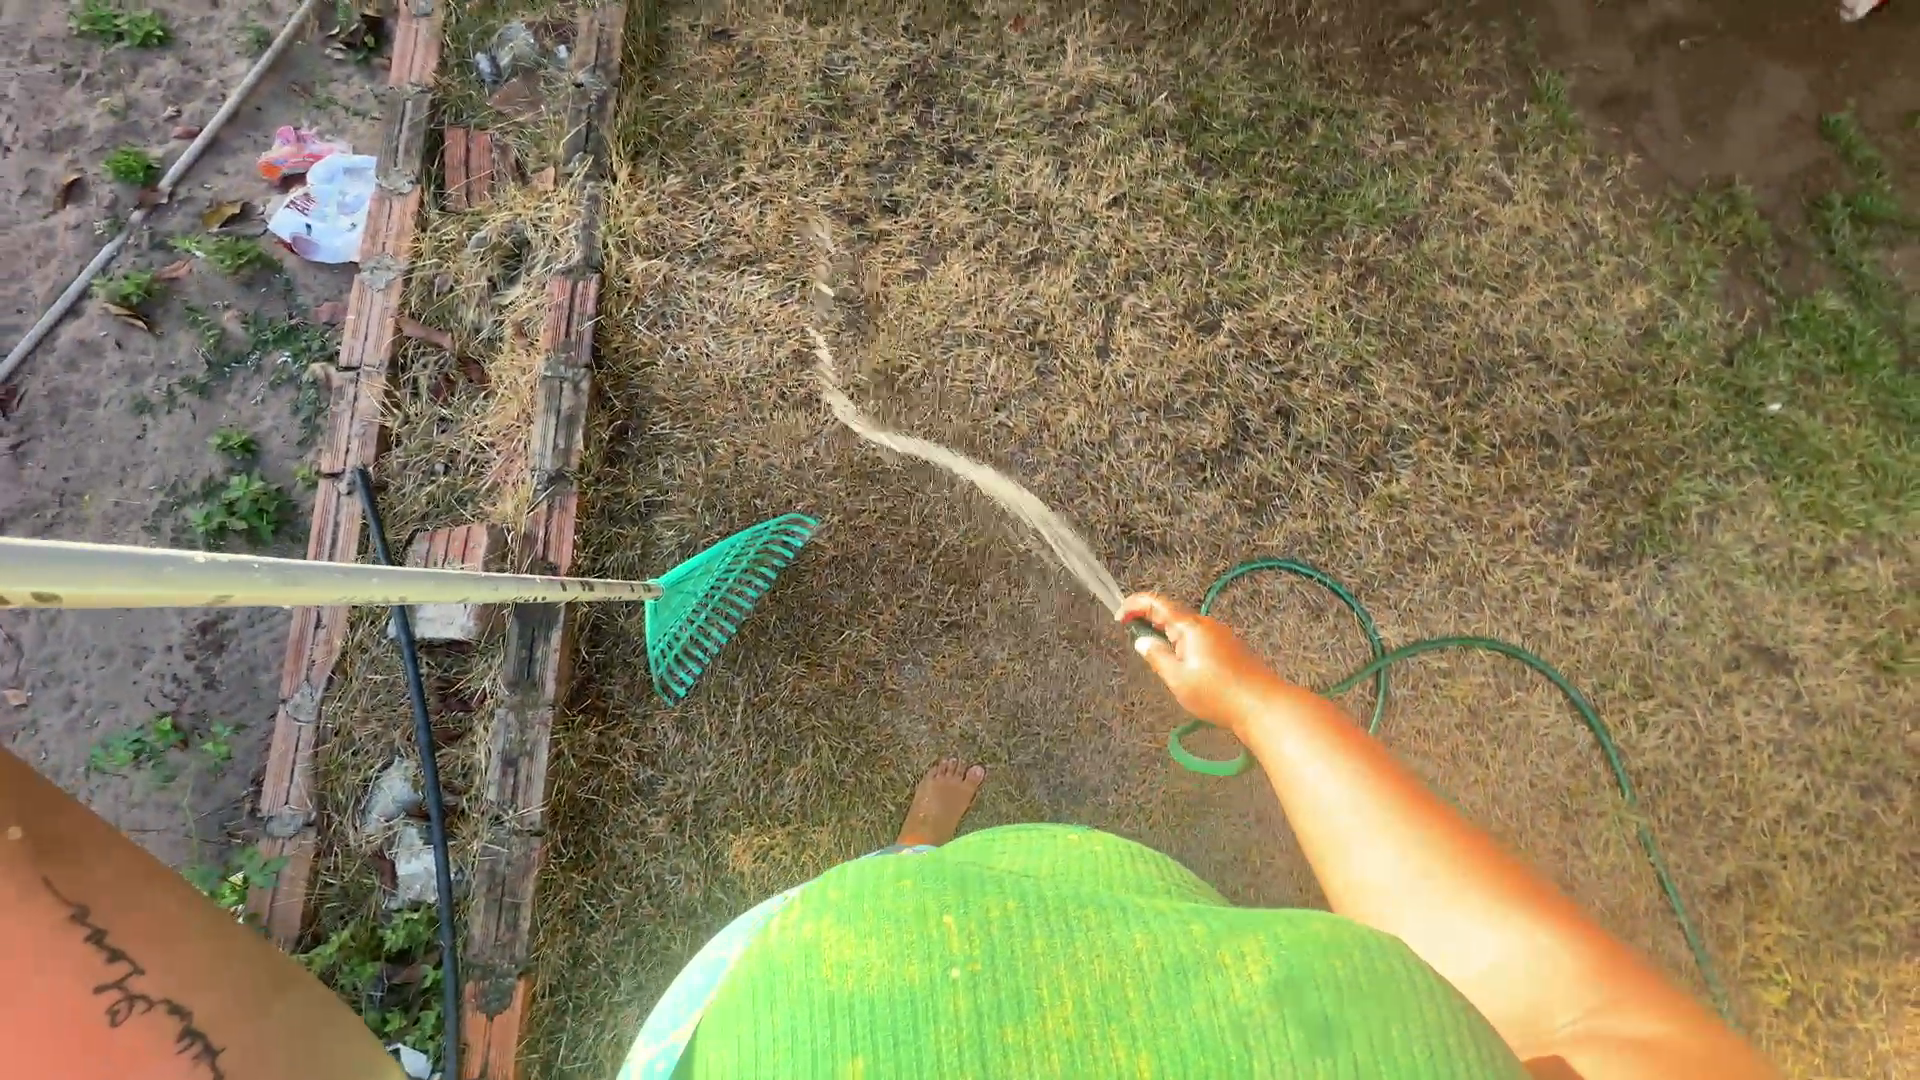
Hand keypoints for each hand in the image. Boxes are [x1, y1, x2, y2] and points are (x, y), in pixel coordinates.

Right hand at [1119, 593, 1287, 733]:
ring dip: (1167, 634)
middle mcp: (1206, 624)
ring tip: (1161, 661)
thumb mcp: (1178, 679)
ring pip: (1186, 627)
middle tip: (1136, 640)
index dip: (1134, 605)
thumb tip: (1142, 642)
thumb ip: (1157, 657)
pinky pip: (1199, 638)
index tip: (1119, 617)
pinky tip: (1185, 666)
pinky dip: (1183, 643)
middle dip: (1150, 621)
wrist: (1263, 706)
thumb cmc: (1217, 694)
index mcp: (1190, 627)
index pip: (1157, 603)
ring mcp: (1221, 635)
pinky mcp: (1230, 648)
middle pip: (1172, 613)